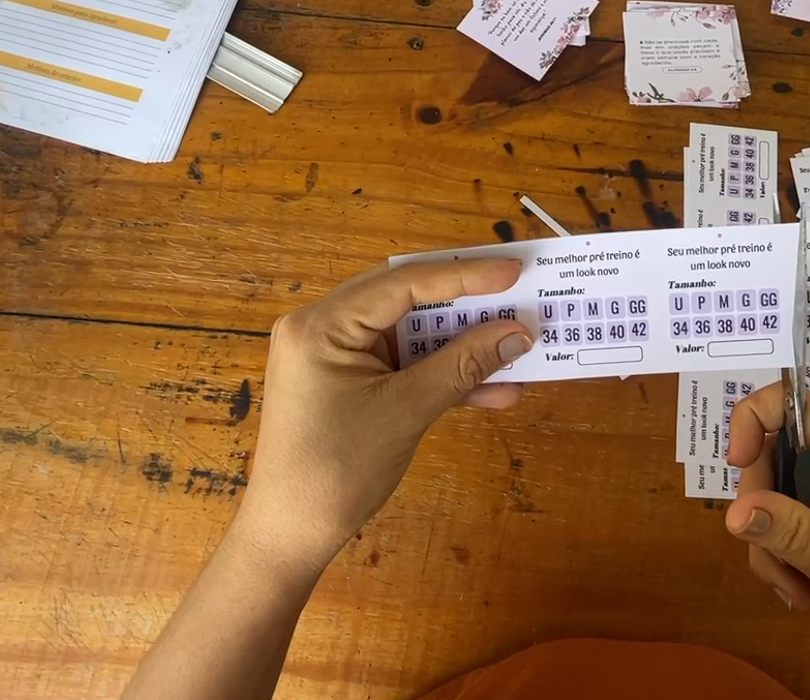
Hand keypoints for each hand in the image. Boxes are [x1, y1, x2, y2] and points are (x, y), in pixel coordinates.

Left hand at [233, 259, 532, 577]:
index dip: (464, 275)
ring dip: (462, 343)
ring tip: (515, 342)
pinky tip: (493, 389)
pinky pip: (406, 363)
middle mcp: (326, 326)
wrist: (290, 539)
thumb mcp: (406, 411)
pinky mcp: (353, 380)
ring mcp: (339, 353)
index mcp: (323, 323)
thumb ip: (463, 365)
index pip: (404, 282)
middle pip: (408, 298)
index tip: (514, 270)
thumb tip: (519, 334)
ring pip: (413, 332)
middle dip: (467, 301)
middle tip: (516, 291)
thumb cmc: (337, 470)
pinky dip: (444, 373)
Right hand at [724, 384, 809, 699]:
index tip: (737, 469)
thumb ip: (789, 534)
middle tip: (778, 573)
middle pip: (780, 453)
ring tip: (800, 593)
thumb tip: (731, 511)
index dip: (752, 420)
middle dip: (764, 508)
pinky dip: (802, 540)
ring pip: (792, 486)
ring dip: (782, 538)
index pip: (790, 400)